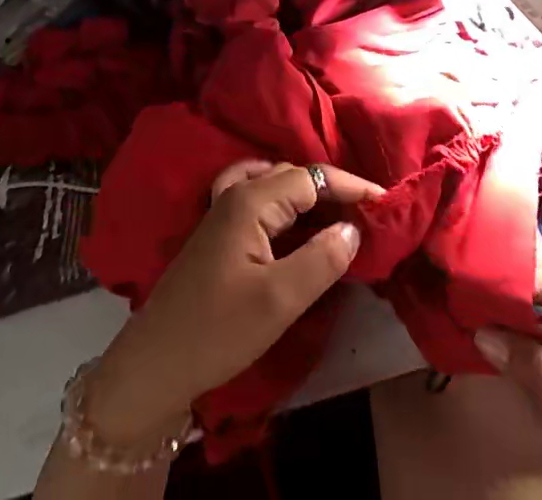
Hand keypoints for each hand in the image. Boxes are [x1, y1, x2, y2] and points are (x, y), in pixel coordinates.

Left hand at [82, 160, 384, 447]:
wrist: (154, 365)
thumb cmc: (217, 331)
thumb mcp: (278, 300)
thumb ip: (321, 259)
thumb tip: (353, 228)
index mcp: (251, 201)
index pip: (313, 178)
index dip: (353, 187)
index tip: (387, 203)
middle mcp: (236, 194)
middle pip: (296, 176)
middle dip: (336, 191)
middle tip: (371, 216)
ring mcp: (223, 211)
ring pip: (278, 185)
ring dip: (313, 196)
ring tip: (343, 215)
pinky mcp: (219, 233)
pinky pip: (260, 198)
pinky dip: (285, 200)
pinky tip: (293, 215)